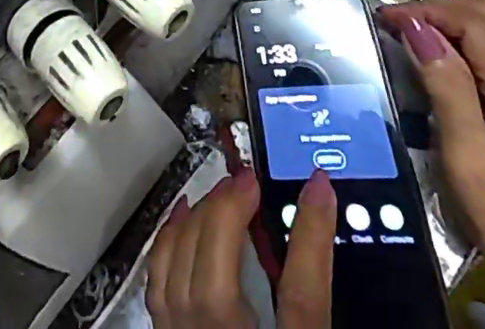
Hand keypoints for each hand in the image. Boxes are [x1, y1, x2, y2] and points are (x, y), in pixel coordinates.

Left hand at [147, 168, 337, 328]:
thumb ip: (318, 303)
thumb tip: (325, 231)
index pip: (303, 304)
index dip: (312, 238)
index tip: (319, 184)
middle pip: (217, 289)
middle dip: (228, 220)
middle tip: (249, 179)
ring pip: (176, 285)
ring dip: (197, 225)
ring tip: (221, 191)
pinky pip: (159, 292)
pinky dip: (168, 244)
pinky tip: (183, 216)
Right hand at [379, 0, 484, 328]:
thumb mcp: (469, 162)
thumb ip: (448, 90)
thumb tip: (419, 33)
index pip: (477, 25)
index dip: (428, 12)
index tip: (386, 19)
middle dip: (439, 9)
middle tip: (396, 24)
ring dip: (452, 19)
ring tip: (411, 33)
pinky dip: (465, 36)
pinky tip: (440, 53)